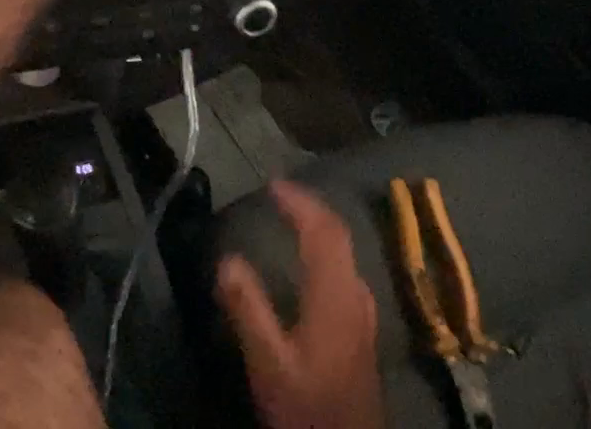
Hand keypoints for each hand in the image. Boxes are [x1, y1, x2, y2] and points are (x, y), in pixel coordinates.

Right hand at [218, 182, 385, 428]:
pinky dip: (324, 248)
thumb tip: (227, 258)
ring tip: (292, 216)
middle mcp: (356, 296)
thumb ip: (248, 309)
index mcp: (335, 296)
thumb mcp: (268, 361)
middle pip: (339, 236)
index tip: (273, 184)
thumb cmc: (307, 405)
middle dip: (311, 208)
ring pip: (345, 253)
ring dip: (319, 227)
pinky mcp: (361, 328)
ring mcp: (363, 313)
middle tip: (280, 193)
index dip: (300, 202)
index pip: (323, 232)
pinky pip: (344, 268)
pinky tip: (309, 260)